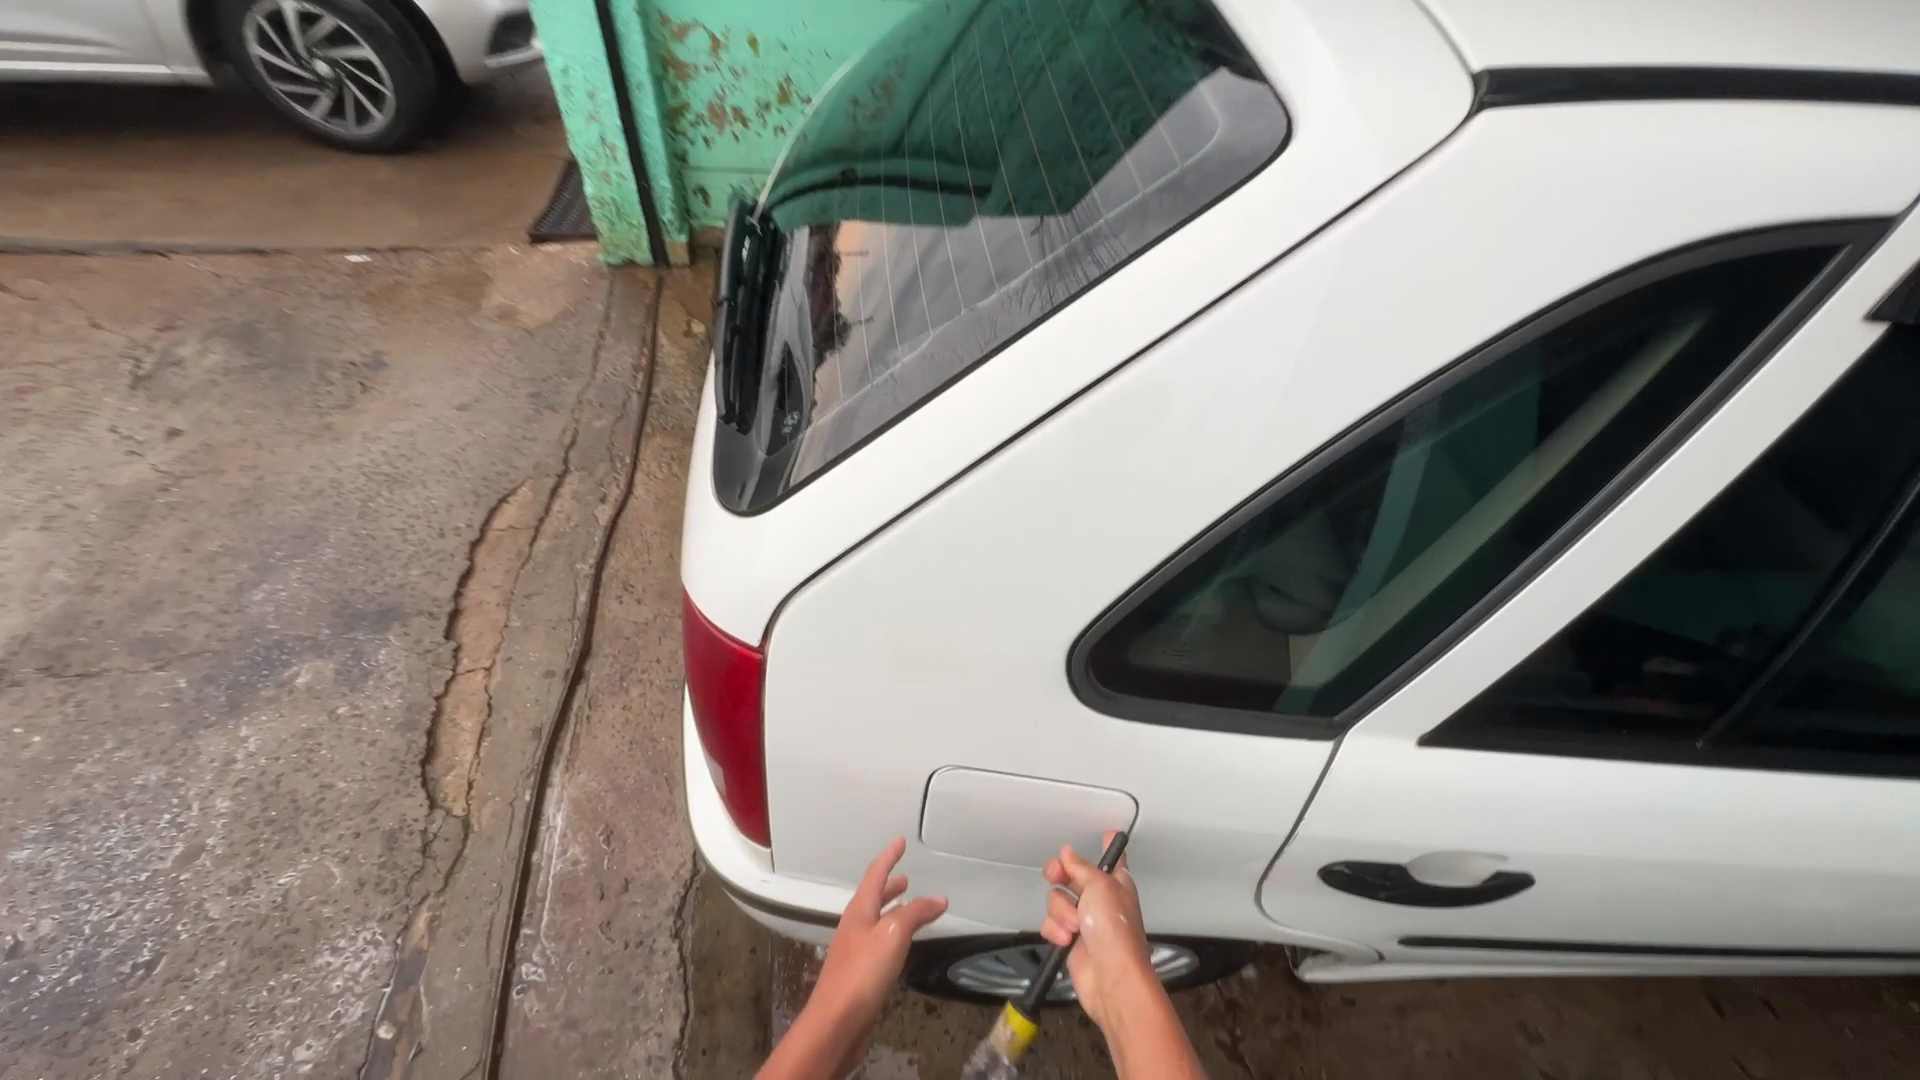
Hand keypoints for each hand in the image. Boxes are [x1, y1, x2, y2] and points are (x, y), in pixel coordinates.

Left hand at [812, 836, 948, 1030]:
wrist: (835, 1023)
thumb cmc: (862, 972)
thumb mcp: (893, 934)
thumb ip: (916, 913)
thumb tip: (939, 898)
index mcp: (860, 909)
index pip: (875, 874)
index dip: (889, 856)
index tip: (900, 841)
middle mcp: (854, 925)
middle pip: (873, 897)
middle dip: (890, 885)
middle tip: (905, 877)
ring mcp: (854, 949)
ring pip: (876, 920)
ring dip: (892, 909)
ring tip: (908, 906)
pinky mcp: (858, 973)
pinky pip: (879, 942)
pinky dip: (893, 934)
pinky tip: (902, 946)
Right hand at [1040, 833, 1154, 1032]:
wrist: (1111, 979)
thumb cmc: (1116, 931)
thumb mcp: (1100, 886)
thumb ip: (1080, 866)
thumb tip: (1068, 852)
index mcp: (1115, 882)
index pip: (1111, 858)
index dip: (1107, 846)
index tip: (1103, 835)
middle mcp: (1100, 899)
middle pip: (1071, 875)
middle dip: (1060, 876)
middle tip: (1056, 875)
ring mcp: (1084, 920)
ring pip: (1056, 900)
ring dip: (1061, 911)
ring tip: (1074, 925)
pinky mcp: (1070, 940)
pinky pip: (1051, 924)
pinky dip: (1054, 930)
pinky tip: (1066, 939)